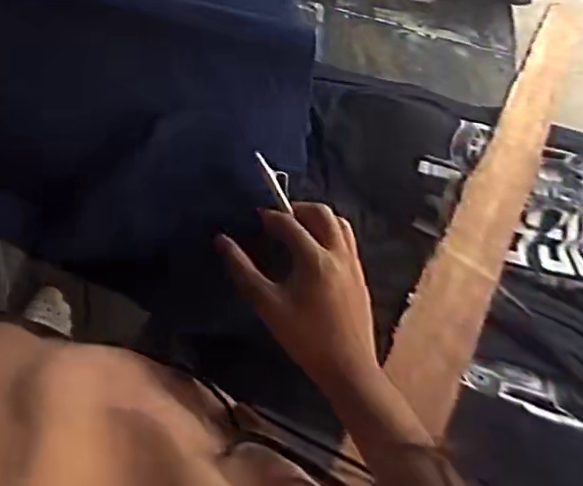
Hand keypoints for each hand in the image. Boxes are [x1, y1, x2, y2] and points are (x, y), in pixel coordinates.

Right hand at [217, 203, 379, 390]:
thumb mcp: (267, 303)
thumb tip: (221, 240)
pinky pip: (346, 243)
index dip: (268, 216)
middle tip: (277, 219)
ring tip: (296, 231)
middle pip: (322, 214)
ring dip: (317, 220)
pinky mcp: (361, 280)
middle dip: (297, 209)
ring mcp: (354, 267)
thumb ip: (242, 268)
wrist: (350, 373)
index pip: (289, 222)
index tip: (253, 219)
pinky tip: (312, 255)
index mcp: (315, 259)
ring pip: (340, 226)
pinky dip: (328, 236)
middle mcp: (339, 256)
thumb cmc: (305, 338)